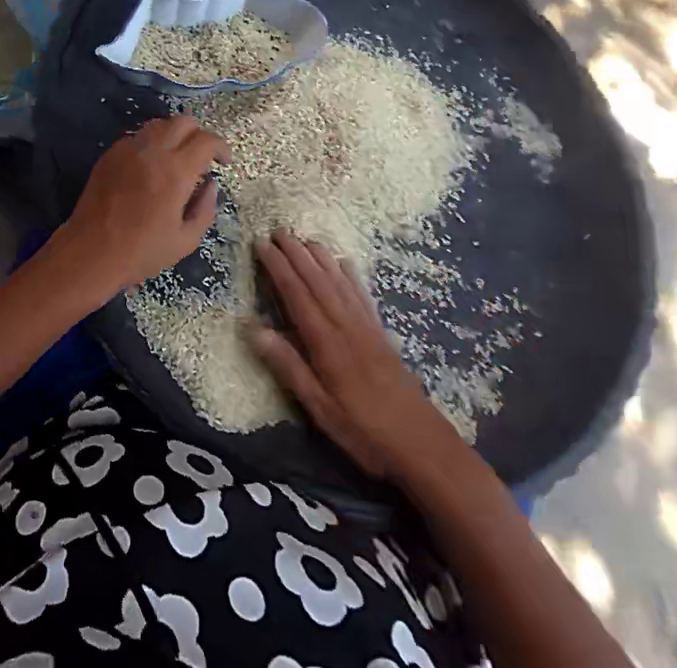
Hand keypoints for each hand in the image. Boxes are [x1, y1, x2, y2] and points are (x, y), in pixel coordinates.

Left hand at [52, 115, 230, 293]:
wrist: (91, 252)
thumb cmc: (141, 251)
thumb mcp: (186, 240)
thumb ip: (205, 209)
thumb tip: (211, 185)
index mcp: (176, 172)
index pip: (206, 140)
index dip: (221, 147)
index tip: (223, 161)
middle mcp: (152, 152)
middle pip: (183, 122)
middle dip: (199, 134)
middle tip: (202, 156)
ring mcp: (127, 150)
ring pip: (158, 125)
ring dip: (174, 134)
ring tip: (177, 157)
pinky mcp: (109, 155)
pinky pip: (136, 137)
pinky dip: (151, 143)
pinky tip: (150, 166)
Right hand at [251, 231, 463, 479]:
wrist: (422, 445)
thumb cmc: (363, 431)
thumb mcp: (319, 406)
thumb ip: (288, 366)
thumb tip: (254, 328)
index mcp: (327, 342)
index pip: (297, 294)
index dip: (278, 267)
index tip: (262, 245)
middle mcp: (347, 326)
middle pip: (318, 281)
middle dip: (296, 254)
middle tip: (278, 231)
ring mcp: (367, 329)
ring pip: (340, 283)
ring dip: (321, 258)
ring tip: (305, 238)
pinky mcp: (381, 336)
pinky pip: (363, 297)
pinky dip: (351, 276)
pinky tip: (346, 265)